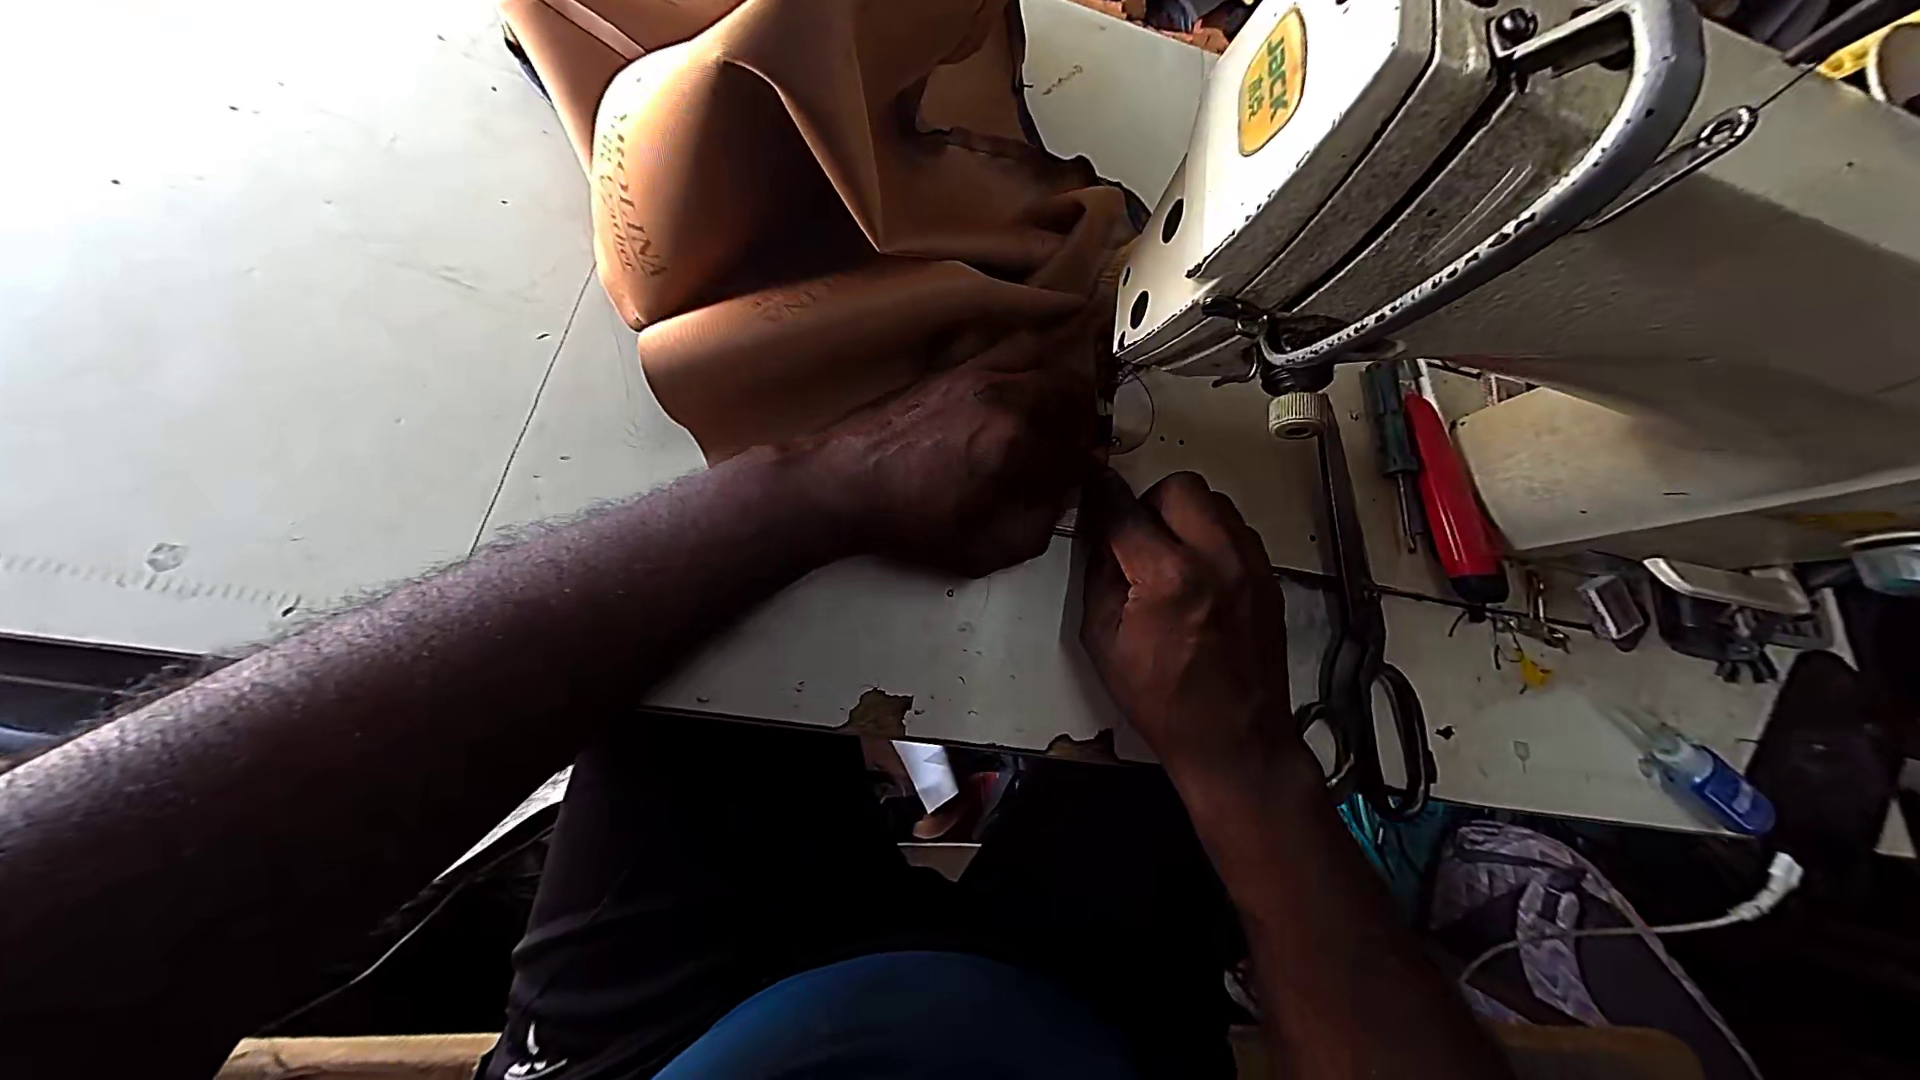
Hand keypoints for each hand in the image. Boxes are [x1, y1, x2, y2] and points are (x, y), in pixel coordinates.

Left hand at [802, 317, 1101, 576]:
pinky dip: (1027, 355)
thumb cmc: (909, 519)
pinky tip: (1023, 378)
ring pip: (1047, 359)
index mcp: (1016, 444)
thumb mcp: (986, 549)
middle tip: (1077, 445)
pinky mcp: (953, 366)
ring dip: (1063, 386)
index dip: (1087, 468)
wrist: (847, 484)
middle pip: (1074, 393)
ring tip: (1057, 413)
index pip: (1079, 451)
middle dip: (1085, 422)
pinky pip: (1005, 343)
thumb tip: (1062, 497)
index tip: (1083, 478)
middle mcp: (1003, 397)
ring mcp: (977, 373)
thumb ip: (1039, 524)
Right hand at [1079, 471, 1296, 788]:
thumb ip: (1098, 572)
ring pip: (1212, 499)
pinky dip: (1209, 534)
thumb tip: (1099, 530)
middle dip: (1147, 501)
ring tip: (1166, 552)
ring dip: (1181, 514)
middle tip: (1134, 533)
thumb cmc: (1166, 700)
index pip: (1124, 510)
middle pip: (1178, 486)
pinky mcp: (1267, 576)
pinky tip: (1194, 568)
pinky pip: (1234, 527)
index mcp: (1169, 578)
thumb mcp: (1102, 637)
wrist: (1232, 737)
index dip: (1100, 496)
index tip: (1093, 490)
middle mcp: (1218, 561)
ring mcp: (1250, 566)